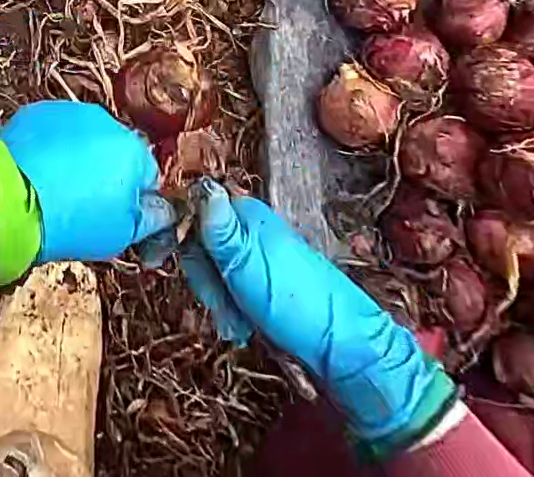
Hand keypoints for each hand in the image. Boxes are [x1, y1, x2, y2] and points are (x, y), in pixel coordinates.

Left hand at [0, 102, 174, 285]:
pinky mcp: (39, 112)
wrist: (5, 198)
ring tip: (57, 189)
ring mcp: (70, 113)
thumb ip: (152, 217)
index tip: (116, 213)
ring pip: (87, 138)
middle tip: (85, 204)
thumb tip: (164, 210)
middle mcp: (106, 122)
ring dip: (80, 158)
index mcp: (132, 149)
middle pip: (117, 151)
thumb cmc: (65, 218)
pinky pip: (55, 131)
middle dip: (107, 173)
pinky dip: (51, 147)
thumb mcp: (121, 233)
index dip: (134, 198)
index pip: (148, 174)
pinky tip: (38, 172)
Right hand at [178, 179, 452, 453]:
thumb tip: (201, 186)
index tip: (198, 274)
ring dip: (220, 301)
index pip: (195, 213)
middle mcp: (251, 229)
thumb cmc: (294, 304)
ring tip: (239, 323)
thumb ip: (219, 227)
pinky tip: (246, 326)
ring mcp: (259, 255)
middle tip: (224, 305)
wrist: (343, 347)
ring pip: (216, 272)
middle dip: (207, 281)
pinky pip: (233, 289)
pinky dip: (235, 310)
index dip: (190, 246)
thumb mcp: (246, 264)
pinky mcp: (265, 280)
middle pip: (203, 245)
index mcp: (247, 213)